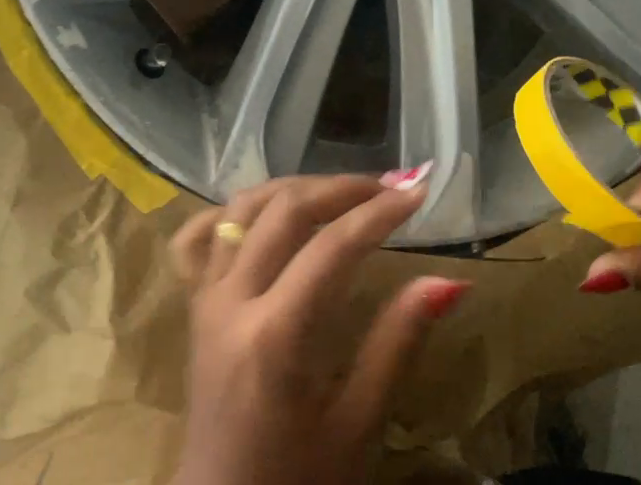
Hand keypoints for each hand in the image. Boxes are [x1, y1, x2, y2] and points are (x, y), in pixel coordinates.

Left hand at [167, 167, 467, 484]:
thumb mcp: (358, 421)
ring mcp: (203, 300)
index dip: (379, 212)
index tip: (418, 190)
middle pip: (284, 212)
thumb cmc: (298, 477)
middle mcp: (231, 302)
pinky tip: (264, 211)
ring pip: (241, 210)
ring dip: (293, 188)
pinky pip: (196, 239)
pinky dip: (230, 213)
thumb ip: (397, 343)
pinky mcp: (191, 307)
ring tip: (341, 190)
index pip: (332, 247)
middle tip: (389, 185)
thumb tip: (448, 281)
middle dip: (341, 188)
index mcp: (275, 335)